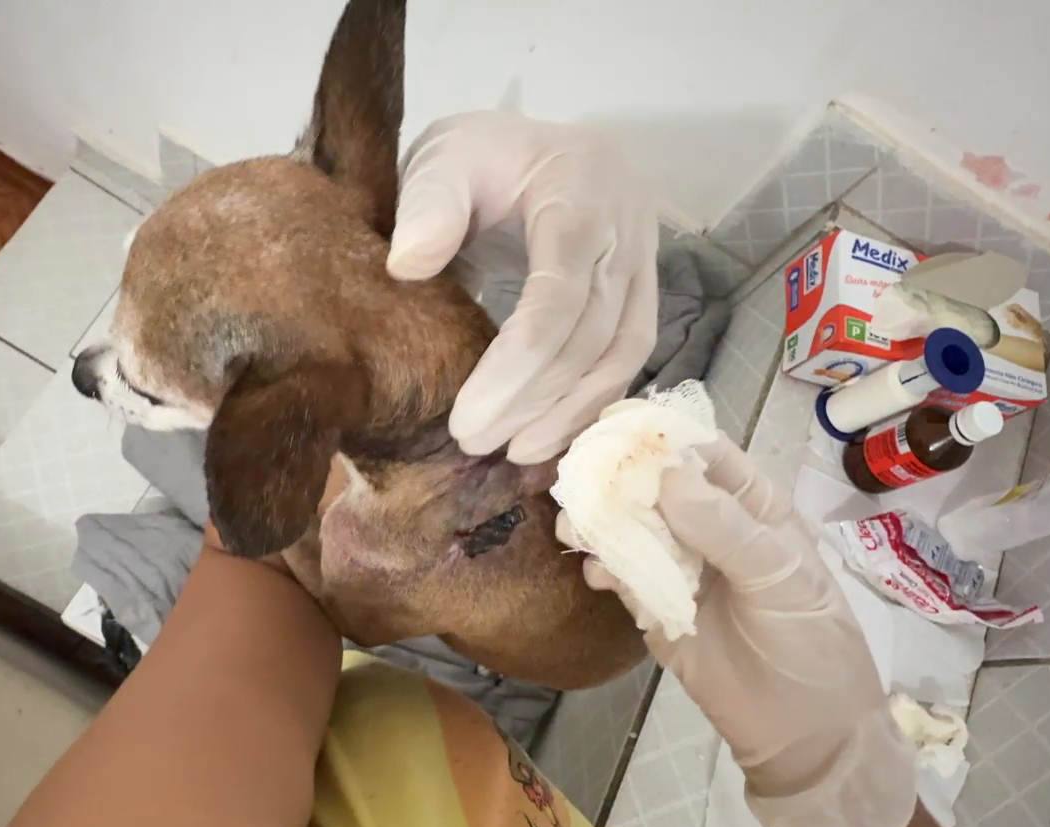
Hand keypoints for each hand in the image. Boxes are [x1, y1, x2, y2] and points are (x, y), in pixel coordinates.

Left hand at [387, 112, 658, 464]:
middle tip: (476, 443)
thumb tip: (407, 265)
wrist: (532, 150)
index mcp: (579, 187)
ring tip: (517, 453)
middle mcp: (626, 228)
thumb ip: (427, 204)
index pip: (558, 296)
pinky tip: (548, 434)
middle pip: (591, 336)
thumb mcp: (444, 158)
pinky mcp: (640, 292)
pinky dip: (589, 402)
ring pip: (622, 355)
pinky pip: (626, 358)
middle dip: (536, 401)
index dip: (517, 368)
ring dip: (571, 414)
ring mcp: (642, 262)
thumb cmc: (482, 158)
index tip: (466, 420)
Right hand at [570, 439, 916, 826]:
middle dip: (620, 480)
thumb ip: (726, 529)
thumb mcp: (782, 581)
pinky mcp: (652, 605)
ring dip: (602, 523)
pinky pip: (621, 576)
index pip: (707, 457)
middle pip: (657, 489)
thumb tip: (667, 477)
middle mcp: (708, 529)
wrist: (799, 732)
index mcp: (752, 510)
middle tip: (580, 474)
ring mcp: (678, 567)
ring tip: (575, 524)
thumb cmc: (810, 645)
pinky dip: (603, 568)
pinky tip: (596, 573)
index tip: (621, 428)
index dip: (668, 439)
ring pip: (631, 529)